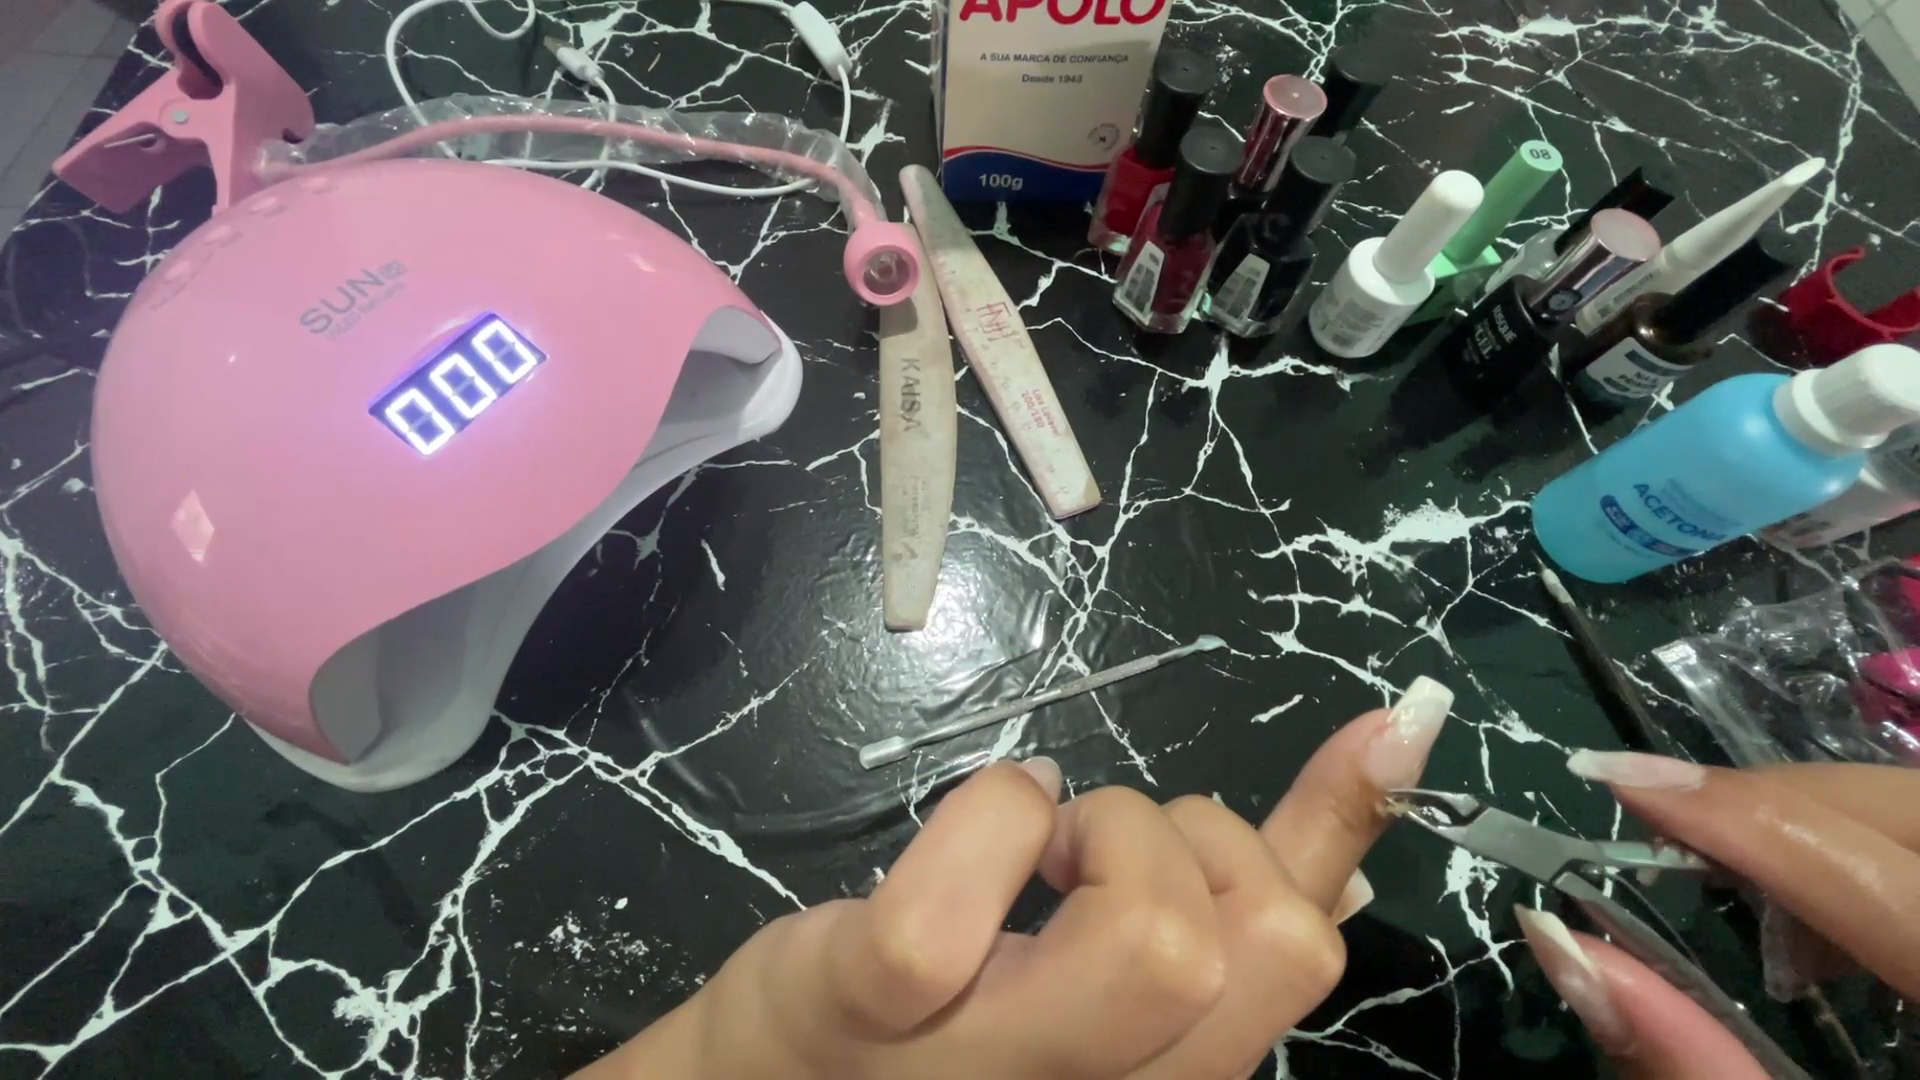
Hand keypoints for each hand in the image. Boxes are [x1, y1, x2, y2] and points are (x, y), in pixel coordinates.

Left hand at [572, 676, 1454, 1079]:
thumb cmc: (945, 1020)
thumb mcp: (1101, 962)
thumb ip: (1225, 899)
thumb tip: (1361, 807)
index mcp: (1164, 1074)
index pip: (1302, 961)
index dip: (1326, 831)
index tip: (1342, 746)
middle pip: (1252, 947)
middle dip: (1186, 839)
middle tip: (1091, 850)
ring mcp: (987, 1062)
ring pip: (1151, 925)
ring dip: (1105, 826)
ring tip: (1039, 850)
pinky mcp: (875, 998)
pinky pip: (982, 871)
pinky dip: (1003, 808)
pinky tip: (999, 811)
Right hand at [1514, 753, 1919, 1078]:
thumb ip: (1695, 1066)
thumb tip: (1552, 935)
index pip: (1907, 894)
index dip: (1753, 821)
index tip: (1616, 778)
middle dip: (1783, 804)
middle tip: (1665, 832)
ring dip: (1826, 826)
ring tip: (1744, 896)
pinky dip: (1871, 856)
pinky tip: (1823, 932)